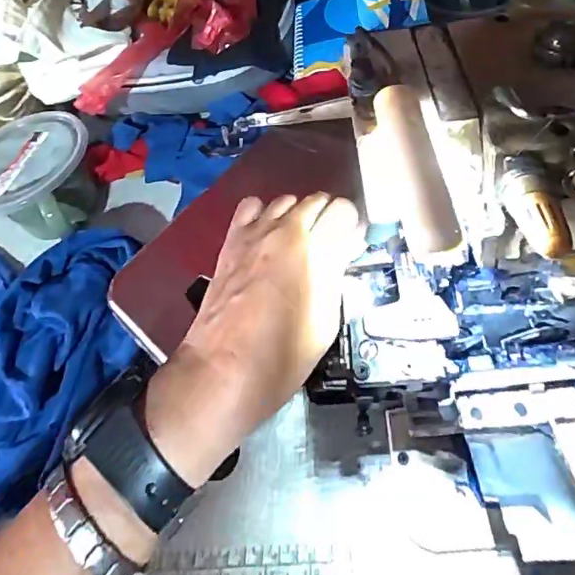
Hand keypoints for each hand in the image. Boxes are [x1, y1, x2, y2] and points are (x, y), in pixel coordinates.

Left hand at [143, 193, 364, 485]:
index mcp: (315, 250)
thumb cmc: (281, 357)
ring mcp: (255, 233)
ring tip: (299, 241)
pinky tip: (266, 236)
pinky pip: (252, 206)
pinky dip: (263, 214)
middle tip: (330, 244)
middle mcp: (285, 232)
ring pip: (286, 200)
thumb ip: (335, 277)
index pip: (344, 209)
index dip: (352, 225)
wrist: (222, 374)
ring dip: (297, 214)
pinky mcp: (231, 241)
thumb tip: (339, 256)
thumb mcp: (326, 322)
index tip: (352, 242)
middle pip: (316, 200)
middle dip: (328, 217)